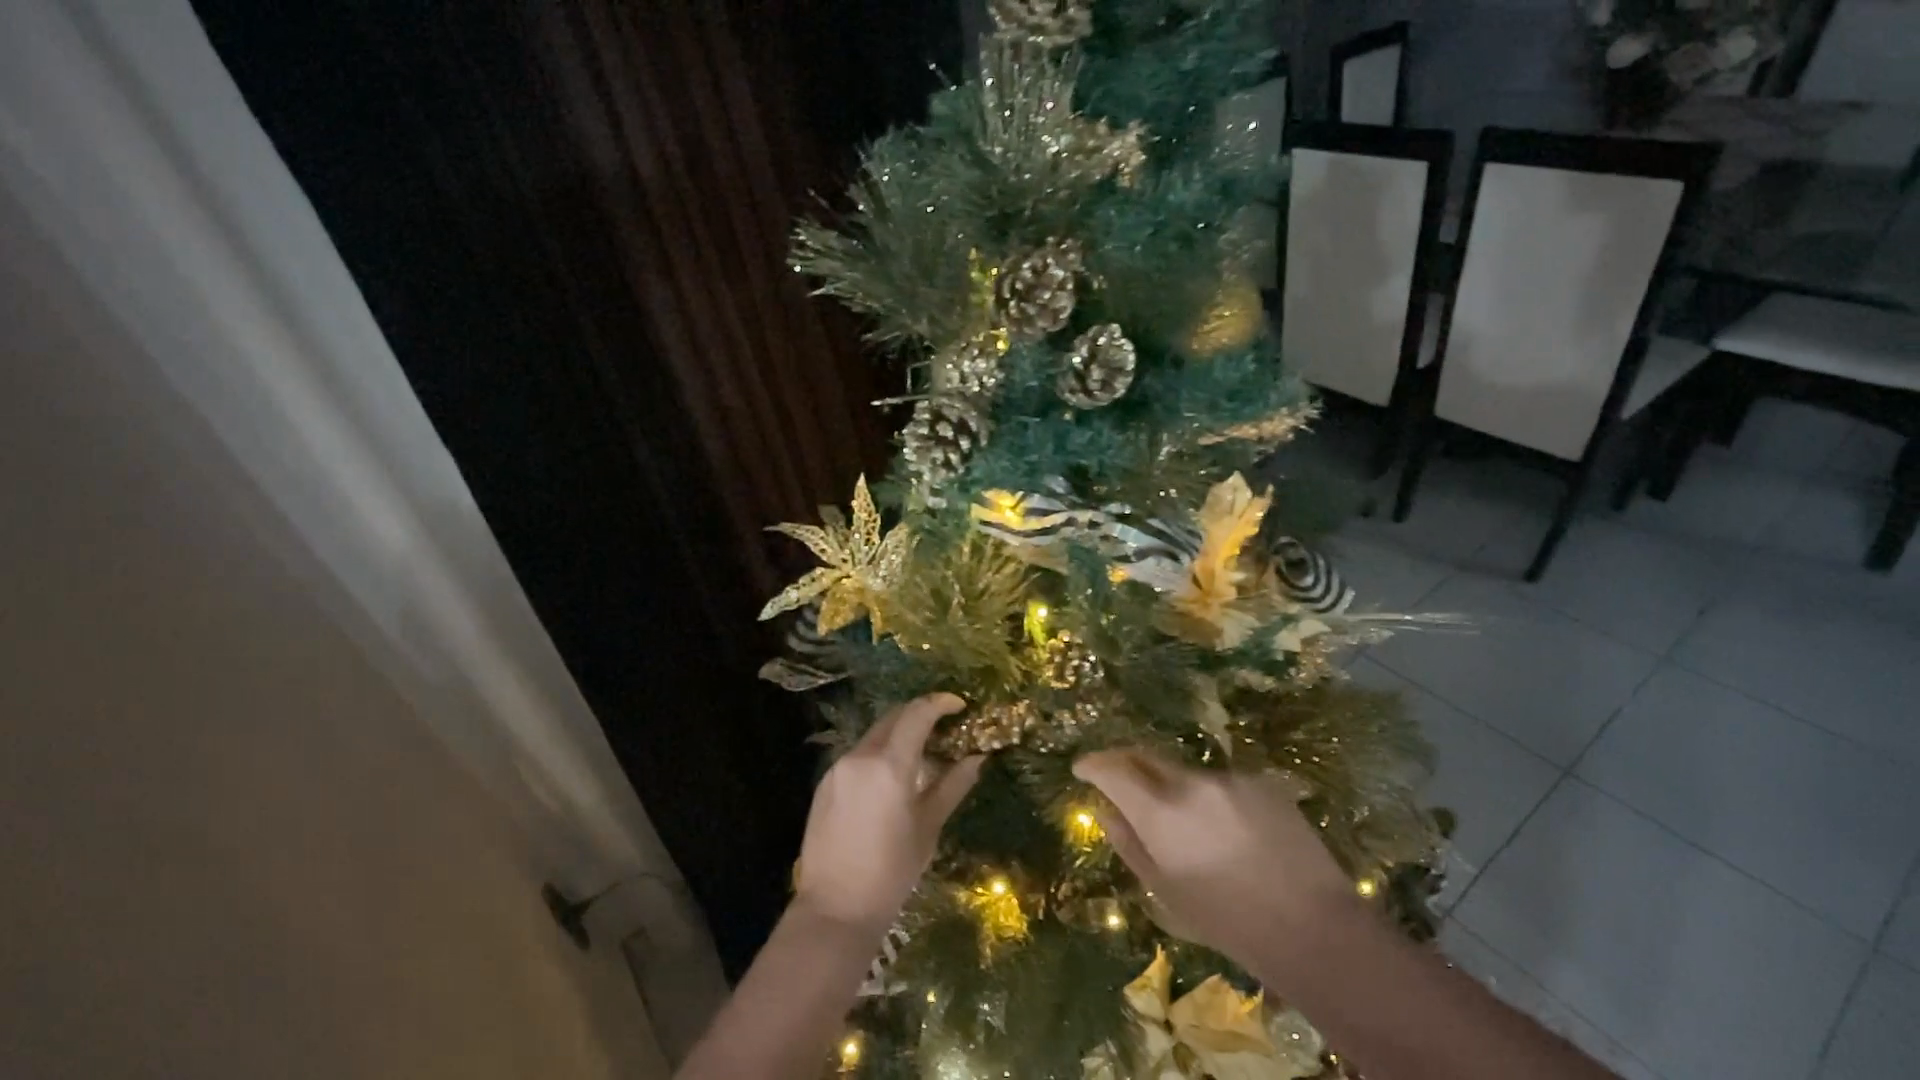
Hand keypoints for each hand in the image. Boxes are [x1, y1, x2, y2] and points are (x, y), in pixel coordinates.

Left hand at [794, 693, 984, 932]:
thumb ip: (952, 786)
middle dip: (919, 715)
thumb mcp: (928, 827)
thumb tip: (977, 758)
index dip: (940, 703)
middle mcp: (860, 756)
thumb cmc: (892, 871)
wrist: (836, 907)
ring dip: (898, 736)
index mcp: (889, 765)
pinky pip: (857, 757)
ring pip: (873, 737)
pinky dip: (878, 756)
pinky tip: (892, 780)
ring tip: (921, 756)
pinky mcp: (825, 784)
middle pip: (893, 718)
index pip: (917, 714)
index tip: (960, 706)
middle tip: (945, 728)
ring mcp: (838, 769)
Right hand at [1073, 749, 1356, 963]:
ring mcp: (1231, 778)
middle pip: (1147, 756)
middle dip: (1126, 763)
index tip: (1082, 768)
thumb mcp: (1164, 891)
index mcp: (1160, 812)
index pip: (1113, 769)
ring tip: (1186, 824)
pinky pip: (1223, 784)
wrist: (1311, 925)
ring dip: (1174, 787)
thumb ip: (1128, 843)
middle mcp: (1192, 782)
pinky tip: (1228, 832)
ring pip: (1187, 773)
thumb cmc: (1226, 921)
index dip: (1093, 765)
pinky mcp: (1264, 782)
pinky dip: (1212, 799)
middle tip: (1116, 778)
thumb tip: (1105, 810)